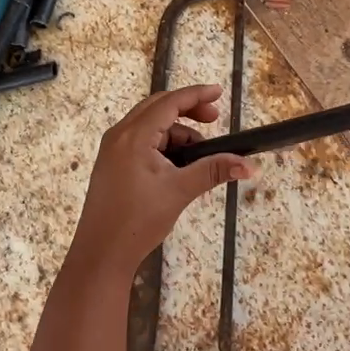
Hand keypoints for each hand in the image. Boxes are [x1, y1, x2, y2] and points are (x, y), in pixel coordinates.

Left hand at [68, 84, 254, 275]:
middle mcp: (119, 136)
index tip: (219, 93)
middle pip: (158, 107)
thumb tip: (249, 165)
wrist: (100, 257)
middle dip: (188, 110)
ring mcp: (112, 150)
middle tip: (214, 119)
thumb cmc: (138, 221)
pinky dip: (163, 144)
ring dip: (177, 131)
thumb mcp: (180, 191)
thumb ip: (214, 171)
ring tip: (198, 155)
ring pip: (151, 125)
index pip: (170, 102)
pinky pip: (142, 140)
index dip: (196, 95)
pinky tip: (178, 165)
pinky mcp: (112, 164)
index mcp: (133, 136)